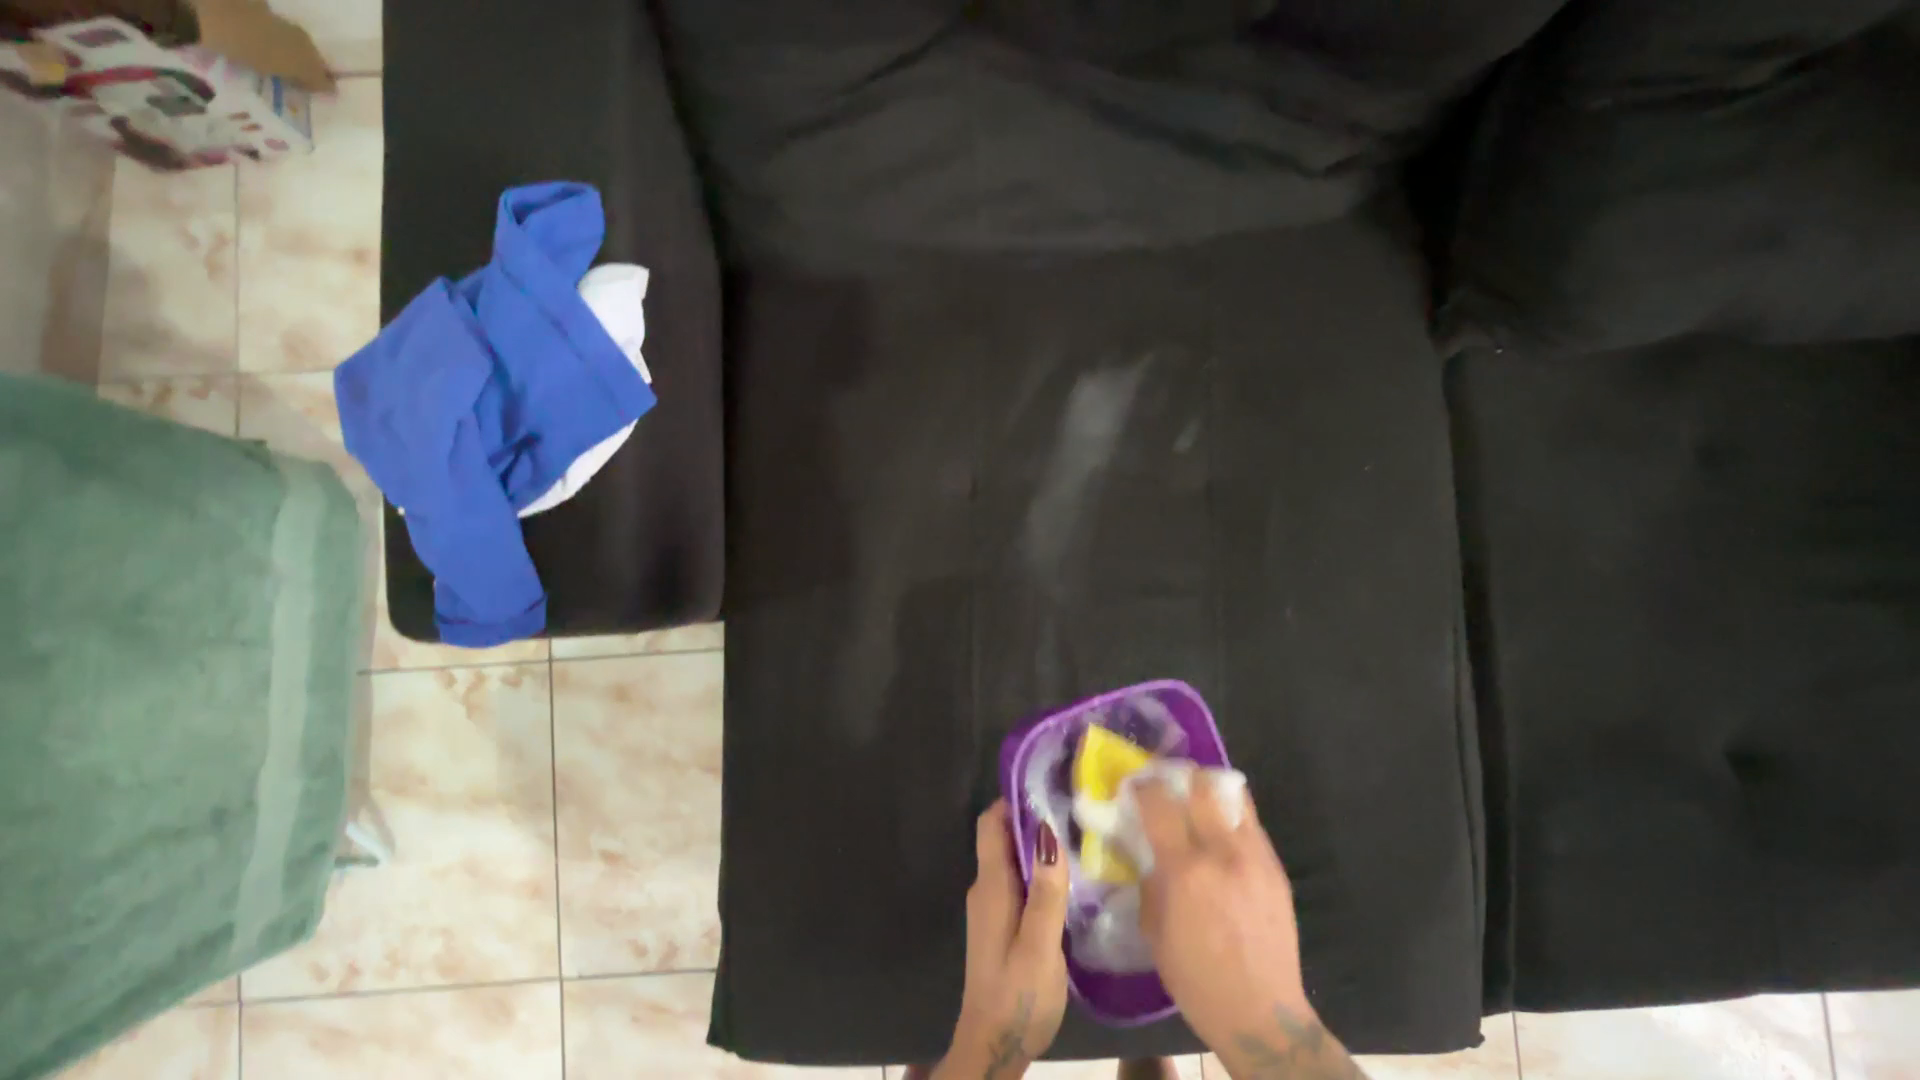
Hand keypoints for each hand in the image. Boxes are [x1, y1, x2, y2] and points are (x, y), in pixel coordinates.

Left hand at [934, 800, 1070, 1079]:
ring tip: (1084, 838)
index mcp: (991, 887)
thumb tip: (1047, 831)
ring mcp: (993, 909)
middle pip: (1003, 838)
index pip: (990, 824)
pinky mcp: (1004, 926)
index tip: (1052, 786)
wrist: (993, 1047)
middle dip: (1035, 819)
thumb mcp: (1040, 945)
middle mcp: (986, 890)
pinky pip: (1020, 884)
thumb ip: (1046, 891)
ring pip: (1014, 862)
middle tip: (1080, 810)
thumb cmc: (1017, 996)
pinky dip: (1041, 874)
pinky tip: (1073, 881)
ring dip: (1040, 848)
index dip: (1015, 800)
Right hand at [1133, 775, 1314, 1053]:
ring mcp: (1256, 858)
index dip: (1143, 786)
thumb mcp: (1154, 930)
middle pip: (1204, 786)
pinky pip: (1252, 827)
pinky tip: (1221, 838)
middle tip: (1168, 783)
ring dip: (1212, 792)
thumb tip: (1147, 852)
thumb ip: (1150, 881)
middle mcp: (1223, 853)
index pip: (1160, 803)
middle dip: (1182, 777)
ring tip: (1198, 802)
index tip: (1134, 786)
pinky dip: (1232, 820)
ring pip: (1236, 798)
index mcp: (1185, 870)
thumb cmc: (1195, 979)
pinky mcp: (1277, 869)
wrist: (1261, 1014)